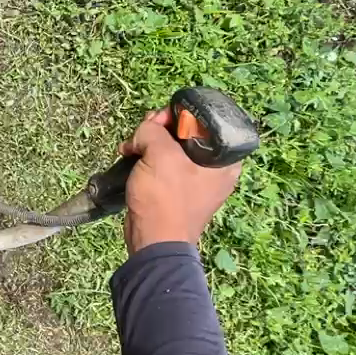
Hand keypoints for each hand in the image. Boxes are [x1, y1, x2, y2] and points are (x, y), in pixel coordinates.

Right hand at [119, 108, 241, 253]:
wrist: (154, 240)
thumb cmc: (165, 197)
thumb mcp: (160, 155)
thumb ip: (153, 131)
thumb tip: (145, 132)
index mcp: (225, 158)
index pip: (204, 120)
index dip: (177, 115)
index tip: (156, 120)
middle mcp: (216, 167)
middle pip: (185, 132)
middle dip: (158, 128)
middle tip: (140, 135)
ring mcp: (196, 179)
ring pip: (170, 146)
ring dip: (147, 142)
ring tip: (129, 148)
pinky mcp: (177, 188)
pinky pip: (163, 162)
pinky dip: (146, 156)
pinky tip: (129, 156)